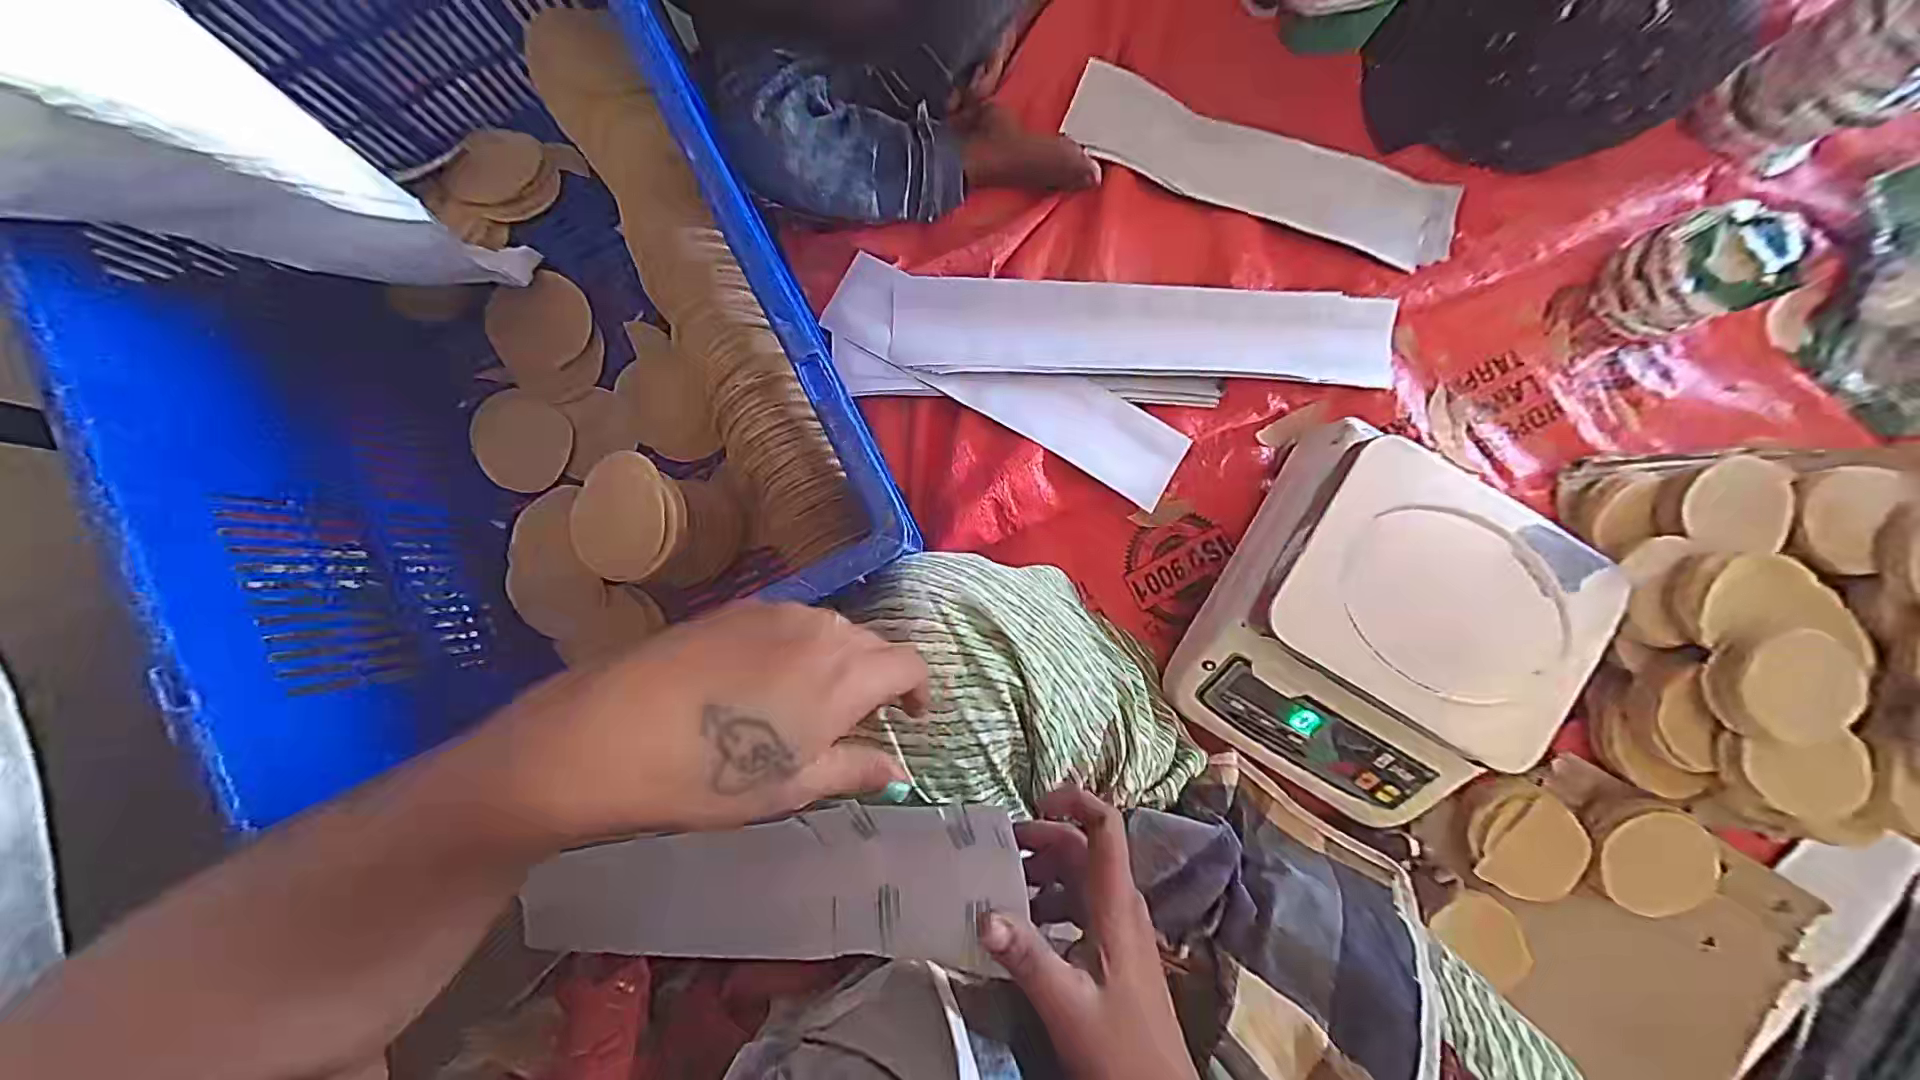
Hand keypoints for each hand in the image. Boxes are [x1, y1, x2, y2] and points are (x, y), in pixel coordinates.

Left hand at [465, 601, 928, 842]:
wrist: (602, 737)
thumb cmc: (707, 776)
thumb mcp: (791, 786)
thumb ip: (855, 768)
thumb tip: (899, 770)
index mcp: (844, 673)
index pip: (909, 664)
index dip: (919, 691)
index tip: (911, 719)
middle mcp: (820, 629)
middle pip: (873, 643)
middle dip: (880, 678)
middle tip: (859, 720)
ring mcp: (775, 611)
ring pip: (833, 629)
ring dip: (841, 660)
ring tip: (813, 701)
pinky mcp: (736, 607)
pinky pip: (792, 621)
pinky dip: (802, 646)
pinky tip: (767, 680)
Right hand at [978, 788, 1197, 1079]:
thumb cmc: (1120, 1046)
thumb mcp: (1065, 1002)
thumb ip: (1026, 956)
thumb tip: (983, 915)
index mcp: (1115, 903)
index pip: (1106, 826)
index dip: (1076, 800)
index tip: (1036, 803)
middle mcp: (1120, 903)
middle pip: (1084, 847)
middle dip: (1043, 837)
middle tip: (1000, 848)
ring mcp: (1119, 925)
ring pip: (1080, 874)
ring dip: (1044, 870)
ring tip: (1005, 884)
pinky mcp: (1113, 946)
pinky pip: (1079, 903)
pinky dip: (1050, 899)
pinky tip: (1026, 923)